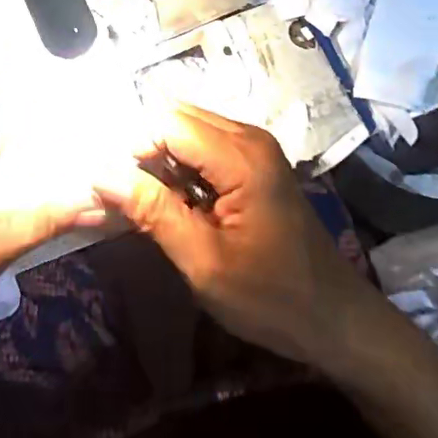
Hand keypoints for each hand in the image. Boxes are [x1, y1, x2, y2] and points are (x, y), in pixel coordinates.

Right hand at [95, 103, 369, 368]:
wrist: (336, 320)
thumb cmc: (272, 298)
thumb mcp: (204, 263)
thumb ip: (154, 212)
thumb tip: (101, 173)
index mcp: (241, 157)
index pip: (166, 122)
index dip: (133, 149)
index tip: (115, 190)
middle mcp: (248, 137)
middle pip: (175, 118)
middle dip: (141, 150)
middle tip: (122, 196)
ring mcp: (253, 148)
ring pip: (186, 130)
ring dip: (158, 160)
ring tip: (140, 203)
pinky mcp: (253, 163)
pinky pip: (202, 147)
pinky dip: (178, 167)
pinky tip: (169, 203)